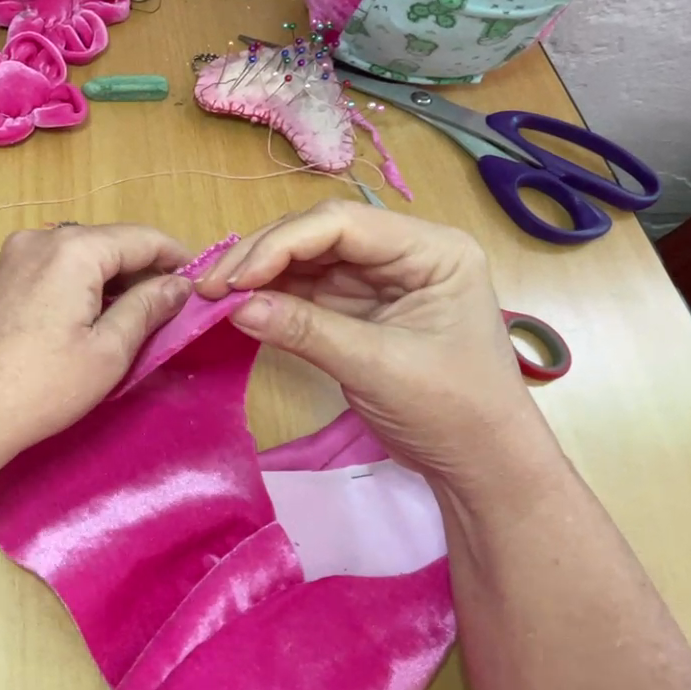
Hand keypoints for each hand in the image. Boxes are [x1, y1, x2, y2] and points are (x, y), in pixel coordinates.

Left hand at [0, 224, 192, 475]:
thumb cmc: (42, 386)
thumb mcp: (109, 351)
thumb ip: (147, 307)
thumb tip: (178, 285)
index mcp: (72, 248)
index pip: (141, 238)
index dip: (176, 258)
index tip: (201, 286)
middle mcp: (39, 239)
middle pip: (108, 243)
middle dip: (142, 271)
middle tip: (170, 311)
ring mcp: (13, 257)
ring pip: (80, 257)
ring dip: (111, 281)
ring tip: (135, 321)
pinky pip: (54, 269)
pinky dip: (80, 287)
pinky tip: (91, 321)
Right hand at [196, 201, 559, 495]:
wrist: (479, 465)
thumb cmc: (451, 412)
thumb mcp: (378, 368)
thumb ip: (306, 330)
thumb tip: (234, 307)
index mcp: (431, 250)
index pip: (341, 224)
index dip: (281, 244)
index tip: (234, 281)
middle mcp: (402, 252)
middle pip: (316, 233)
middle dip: (261, 256)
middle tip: (210, 287)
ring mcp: (376, 277)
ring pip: (302, 257)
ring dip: (256, 273)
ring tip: (214, 295)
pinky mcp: (355, 304)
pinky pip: (302, 287)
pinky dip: (267, 295)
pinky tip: (237, 305)